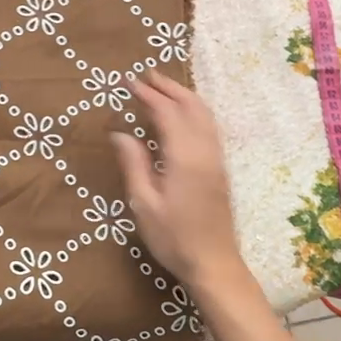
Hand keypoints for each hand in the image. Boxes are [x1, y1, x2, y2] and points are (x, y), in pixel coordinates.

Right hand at [112, 72, 246, 293]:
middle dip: (168, 87)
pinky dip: (195, 110)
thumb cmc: (173, 238)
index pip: (166, 113)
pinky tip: (183, 114)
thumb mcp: (144, 204)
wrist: (214, 265)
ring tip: (162, 87)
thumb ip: (134, 164)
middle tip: (146, 75)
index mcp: (184, 158)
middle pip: (191, 107)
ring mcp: (216, 160)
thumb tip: (120, 133)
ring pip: (205, 115)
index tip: (128, 81)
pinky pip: (210, 127)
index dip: (147, 94)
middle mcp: (205, 152)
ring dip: (184, 96)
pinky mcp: (220, 170)